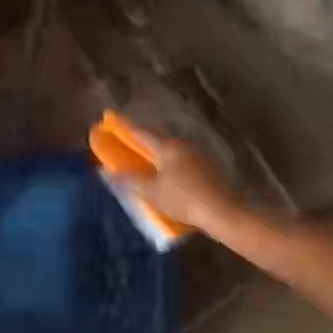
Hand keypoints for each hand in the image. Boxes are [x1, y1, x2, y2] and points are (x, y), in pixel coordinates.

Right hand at [111, 123, 244, 232]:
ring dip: (155, 153)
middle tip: (125, 141)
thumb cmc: (184, 200)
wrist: (223, 213)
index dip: (125, 127)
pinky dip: (168, 163)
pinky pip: (180, 160)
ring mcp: (197, 155)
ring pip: (170, 150)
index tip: (111, 119)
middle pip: (157, 139)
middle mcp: (183, 145)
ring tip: (142, 159)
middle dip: (140, 140)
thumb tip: (109, 173)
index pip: (141, 132)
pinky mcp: (207, 167)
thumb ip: (130, 181)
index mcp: (168, 147)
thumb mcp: (153, 192)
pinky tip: (164, 174)